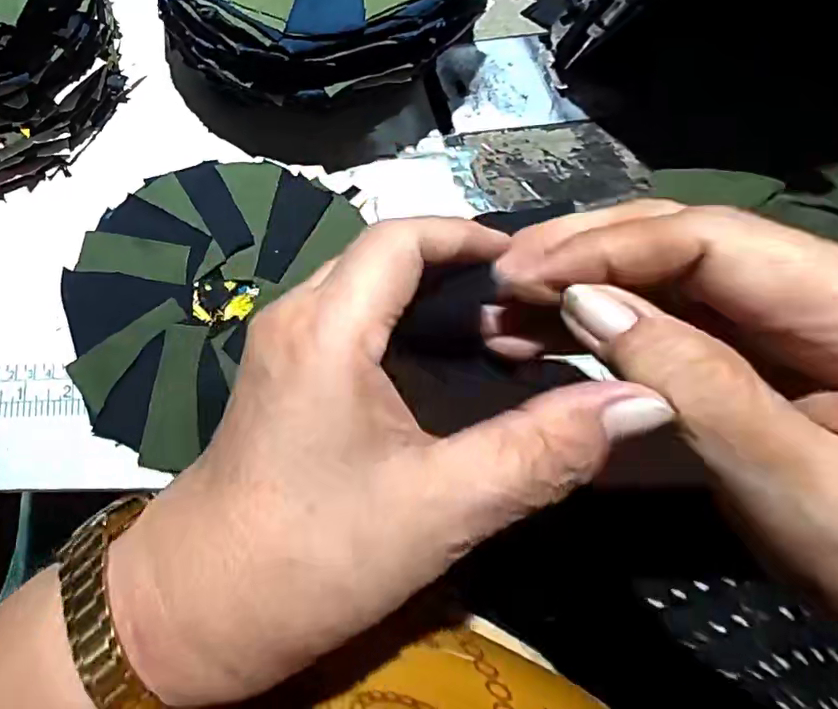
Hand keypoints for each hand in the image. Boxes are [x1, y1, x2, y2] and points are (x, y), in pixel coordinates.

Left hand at [105, 217, 676, 705]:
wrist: (200, 603)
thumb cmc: (311, 554)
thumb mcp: (438, 507)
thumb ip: (539, 451)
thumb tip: (638, 402)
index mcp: (325, 326)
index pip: (399, 237)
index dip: (466, 235)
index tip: (533, 266)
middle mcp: (296, 313)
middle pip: (384, 254)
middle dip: (459, 269)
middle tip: (532, 307)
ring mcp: (284, 338)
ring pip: (367, 285)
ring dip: (433, 298)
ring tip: (505, 336)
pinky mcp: (284, 367)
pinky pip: (350, 317)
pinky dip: (404, 324)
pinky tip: (448, 366)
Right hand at [494, 200, 837, 708]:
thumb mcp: (834, 520)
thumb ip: (705, 396)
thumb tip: (586, 302)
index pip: (732, 242)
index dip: (613, 245)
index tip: (525, 269)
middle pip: (709, 249)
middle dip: (596, 256)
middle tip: (506, 278)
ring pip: (698, 286)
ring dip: (601, 294)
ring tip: (515, 312)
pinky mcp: (819, 374)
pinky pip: (709, 334)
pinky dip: (632, 334)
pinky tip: (569, 339)